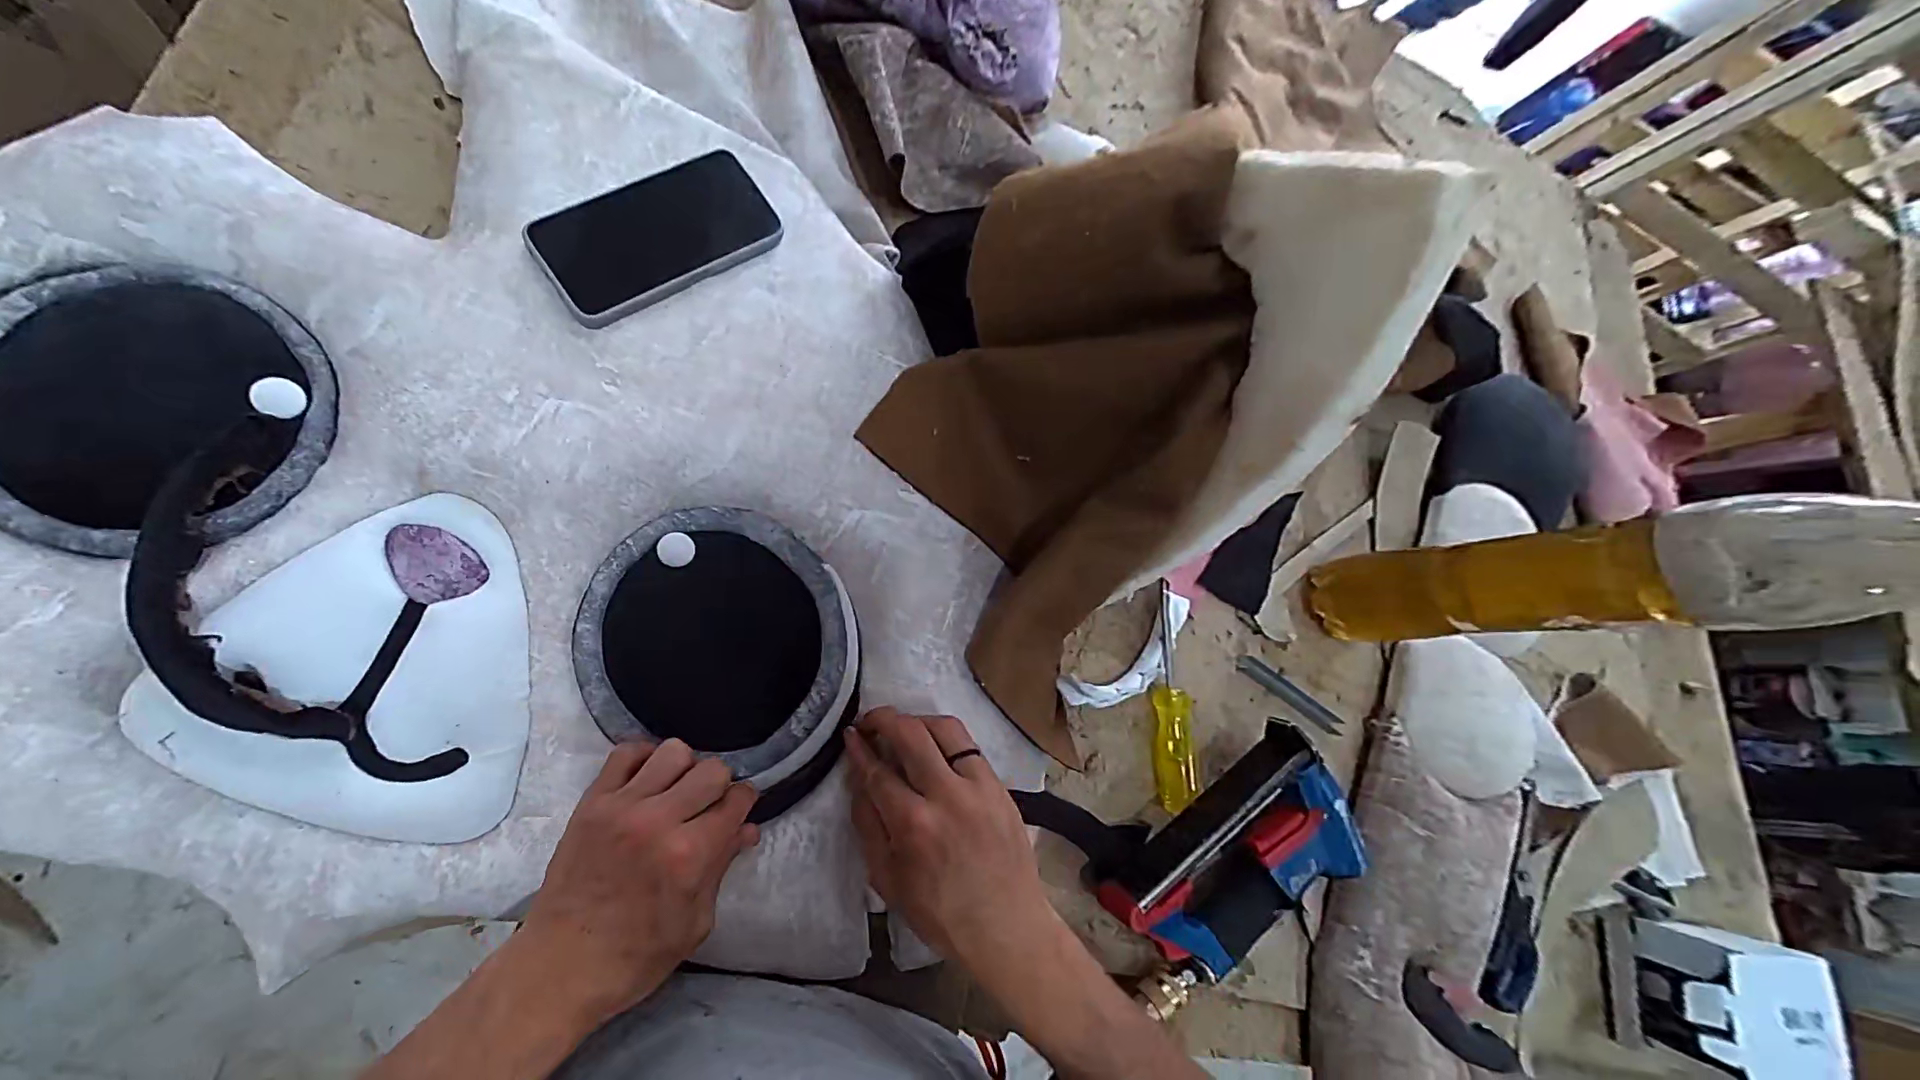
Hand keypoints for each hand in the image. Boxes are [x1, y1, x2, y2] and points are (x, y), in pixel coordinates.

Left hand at [519, 739, 759, 1015]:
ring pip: (673, 751)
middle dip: (720, 786)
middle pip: (712, 770)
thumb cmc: (636, 956)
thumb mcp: (696, 922)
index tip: (739, 811)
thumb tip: (746, 829)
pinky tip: (646, 783)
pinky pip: (626, 753)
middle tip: (707, 806)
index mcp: (689, 855)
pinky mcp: (591, 804)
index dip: (744, 803)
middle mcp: (658, 822)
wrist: (558, 969)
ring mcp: (621, 808)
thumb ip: (722, 867)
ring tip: (675, 793)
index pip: (737, 800)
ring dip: (684, 769)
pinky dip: (644, 759)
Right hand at [846, 709, 1206, 1079]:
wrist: (1006, 927)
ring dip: (918, 720)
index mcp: (914, 826)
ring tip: (904, 728)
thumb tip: (859, 780)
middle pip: (911, 733)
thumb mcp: (887, 879)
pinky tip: (936, 750)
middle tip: (871, 722)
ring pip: (946, 728)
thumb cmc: (940, 913)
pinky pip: (971, 747)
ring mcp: (980, 787)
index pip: (879, 771)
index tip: (850, 735)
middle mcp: (947, 797)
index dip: (860, 749)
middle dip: (884, 719)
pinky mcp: (1001, 787)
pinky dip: (947, 740)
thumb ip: (868, 825)